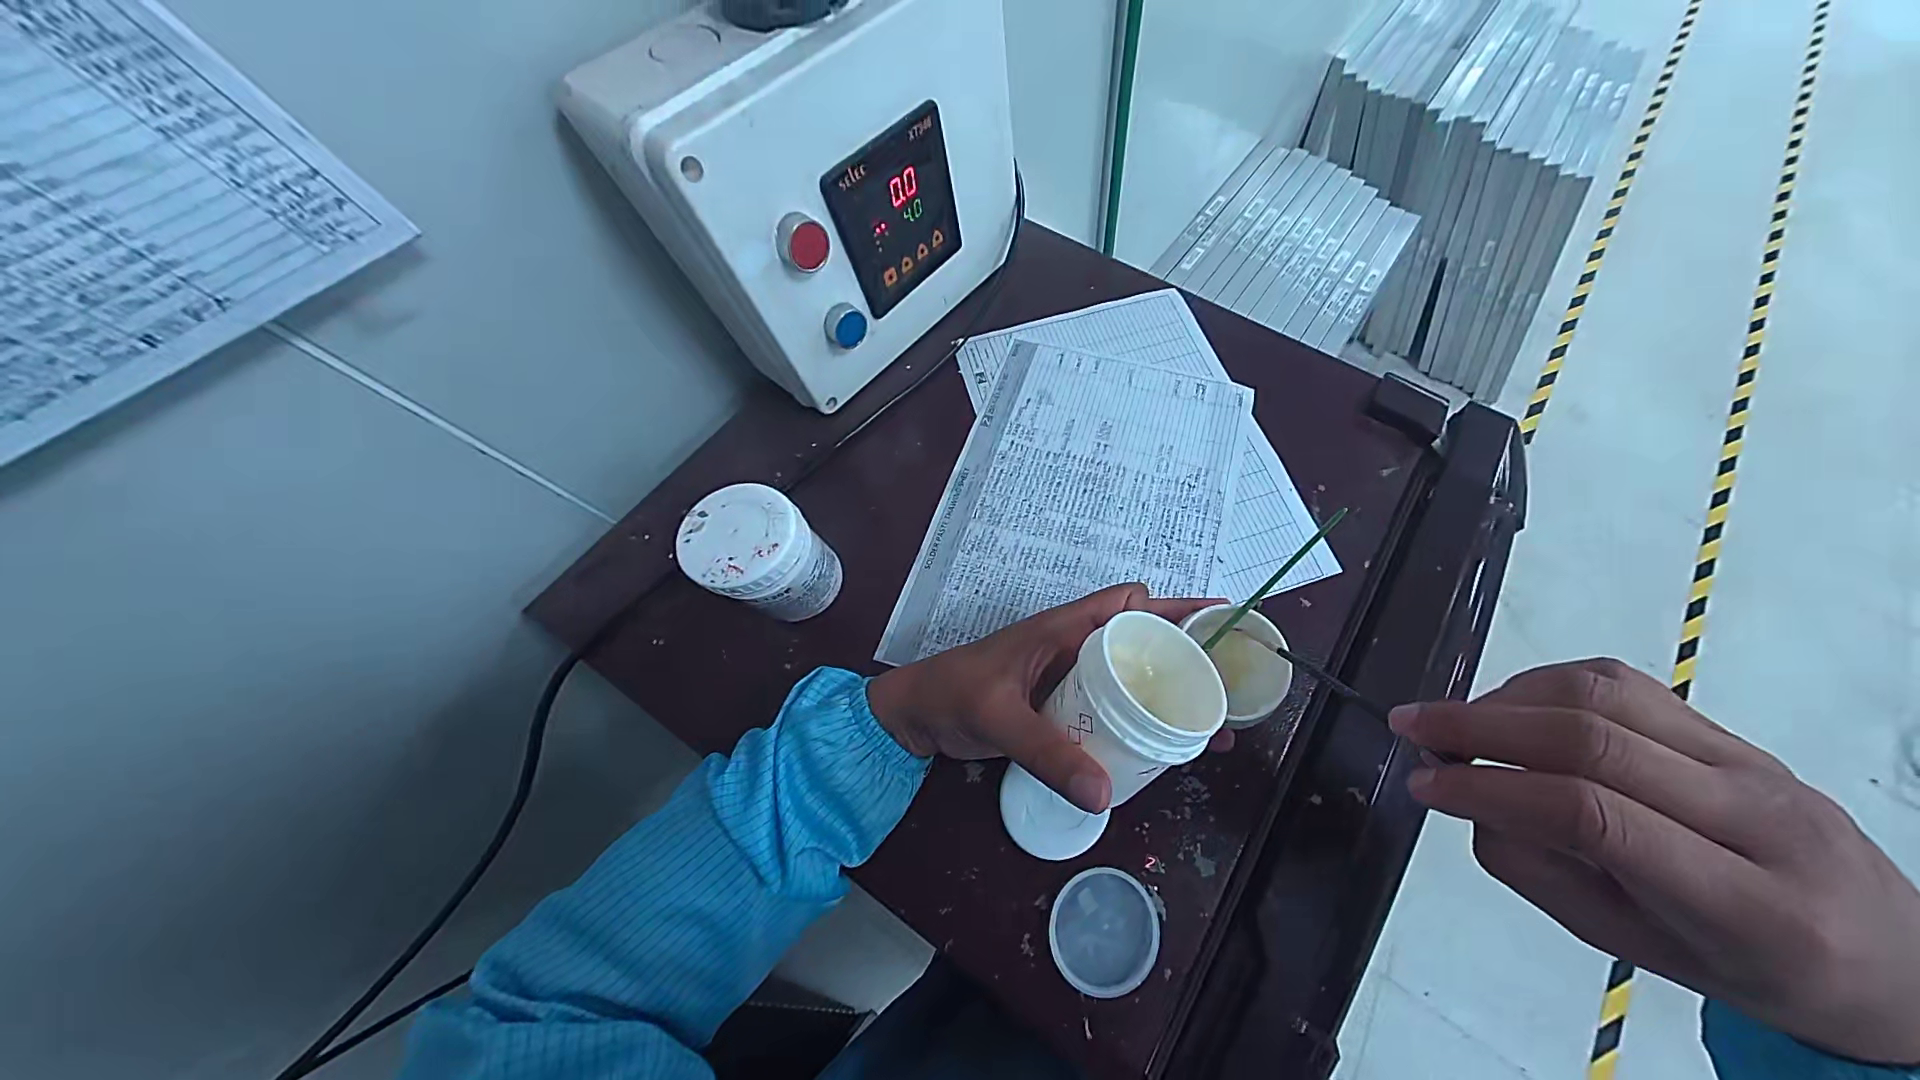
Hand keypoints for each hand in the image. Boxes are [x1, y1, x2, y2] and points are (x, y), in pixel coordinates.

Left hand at [867, 584, 1230, 814]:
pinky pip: (1110, 709)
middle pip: (1140, 641)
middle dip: (1185, 658)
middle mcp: (1073, 649)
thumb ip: (1045, 751)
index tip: (1218, 624)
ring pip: (1130, 678)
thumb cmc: (952, 694)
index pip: (1127, 603)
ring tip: (1213, 727)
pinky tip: (1160, 751)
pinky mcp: (1062, 710)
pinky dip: (1137, 723)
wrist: (916, 717)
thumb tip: (1105, 793)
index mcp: (1063, 629)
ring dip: (1166, 695)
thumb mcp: (998, 717)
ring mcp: (1069, 681)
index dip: (1172, 606)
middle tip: (1230, 687)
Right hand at [1390, 658, 1919, 1064]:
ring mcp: (1751, 760)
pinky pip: (1618, 679)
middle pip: (1592, 738)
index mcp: (1746, 906)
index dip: (1490, 791)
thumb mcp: (1623, 943)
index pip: (1594, 818)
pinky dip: (1540, 683)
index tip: (1424, 784)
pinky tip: (1510, 707)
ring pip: (1601, 693)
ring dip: (1504, 698)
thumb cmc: (1729, 961)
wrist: (1879, 952)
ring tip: (1456, 722)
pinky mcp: (1726, 726)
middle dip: (1478, 724)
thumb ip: (1530, 865)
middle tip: (1409, 724)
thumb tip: (1463, 791)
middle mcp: (1762, 818)